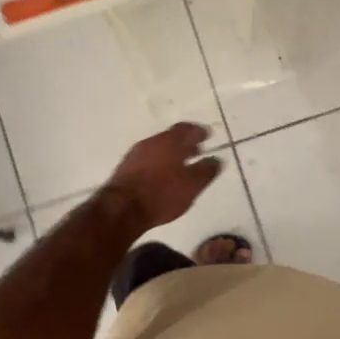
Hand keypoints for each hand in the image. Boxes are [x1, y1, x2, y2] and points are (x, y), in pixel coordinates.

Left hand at [103, 123, 223, 232]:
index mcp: (169, 141)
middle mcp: (151, 142)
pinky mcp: (125, 170)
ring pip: (158, 149)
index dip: (198, 131)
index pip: (186, 128)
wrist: (121, 209)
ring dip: (171, 154)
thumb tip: (217, 159)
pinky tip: (162, 177)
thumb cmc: (162, 194)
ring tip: (181, 166)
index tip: (207, 135)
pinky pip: (147, 161)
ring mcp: (135, 155)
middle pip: (171, 138)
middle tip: (197, 150)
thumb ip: (206, 170)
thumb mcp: (192, 185)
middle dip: (185, 143)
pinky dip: (158, 164)